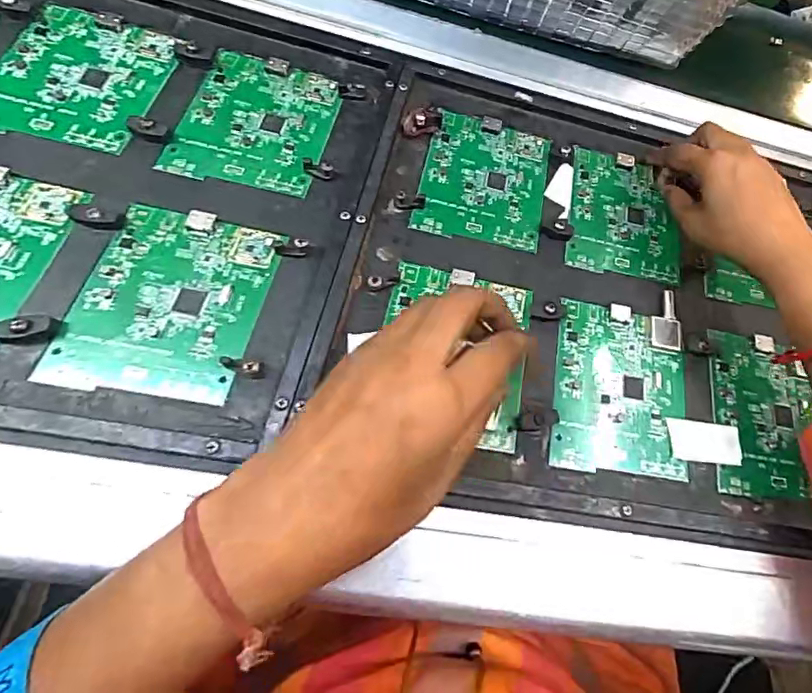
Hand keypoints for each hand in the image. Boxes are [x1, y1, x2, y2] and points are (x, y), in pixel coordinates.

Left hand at [198, 287, 526, 621]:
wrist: (286, 508)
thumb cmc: (368, 512)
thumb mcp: (439, 478)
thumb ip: (473, 422)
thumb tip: (493, 384)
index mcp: (442, 399)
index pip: (498, 348)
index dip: (519, 344)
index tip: (525, 350)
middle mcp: (414, 360)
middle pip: (463, 299)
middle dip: (492, 305)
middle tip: (501, 330)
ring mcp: (380, 350)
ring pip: (431, 302)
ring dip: (458, 310)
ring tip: (467, 341)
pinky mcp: (356, 353)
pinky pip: (404, 321)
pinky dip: (428, 324)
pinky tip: (428, 357)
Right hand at [648, 122, 811, 292]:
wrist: (783, 249)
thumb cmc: (741, 238)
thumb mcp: (694, 224)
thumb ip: (676, 202)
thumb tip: (670, 191)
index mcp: (713, 162)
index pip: (680, 151)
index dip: (663, 156)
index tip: (657, 161)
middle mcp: (736, 154)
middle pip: (707, 131)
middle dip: (691, 143)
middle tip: (682, 163)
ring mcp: (756, 161)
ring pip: (729, 140)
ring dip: (712, 150)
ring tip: (704, 175)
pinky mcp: (771, 173)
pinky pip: (745, 155)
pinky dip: (730, 161)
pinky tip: (727, 186)